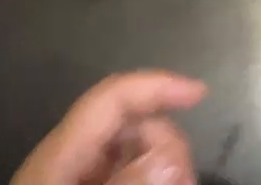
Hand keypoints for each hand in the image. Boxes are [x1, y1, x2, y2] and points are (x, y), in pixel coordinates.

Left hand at [12, 71, 206, 184]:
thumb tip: (172, 157)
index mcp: (60, 155)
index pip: (111, 98)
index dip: (154, 85)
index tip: (199, 94)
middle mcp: (70, 163)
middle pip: (130, 128)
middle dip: (165, 146)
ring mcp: (79, 183)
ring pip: (136, 157)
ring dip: (161, 171)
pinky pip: (127, 178)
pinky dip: (147, 180)